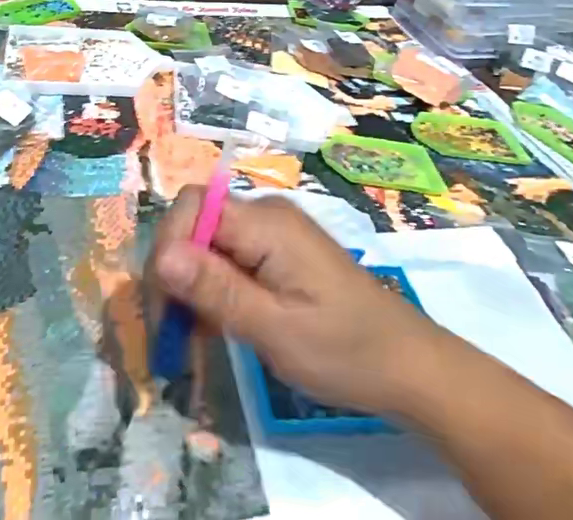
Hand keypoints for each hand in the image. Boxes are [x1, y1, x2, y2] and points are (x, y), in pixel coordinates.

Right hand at [150, 189, 432, 415]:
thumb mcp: (274, 328)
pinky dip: (213, 285)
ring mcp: (274, 231)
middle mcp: (267, 214)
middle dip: (174, 268)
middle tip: (172, 326)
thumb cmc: (344, 351)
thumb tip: (162, 256)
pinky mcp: (279, 251)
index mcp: (266, 222)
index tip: (165, 301)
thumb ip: (215, 289)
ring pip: (209, 240)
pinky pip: (229, 255)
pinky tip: (215, 322)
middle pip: (197, 220)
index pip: (193, 206)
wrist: (410, 366)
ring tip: (190, 332)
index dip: (168, 245)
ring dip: (191, 281)